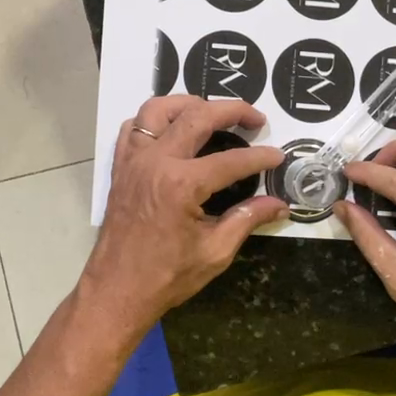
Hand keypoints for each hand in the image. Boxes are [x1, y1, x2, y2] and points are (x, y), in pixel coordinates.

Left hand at [80, 95, 287, 340]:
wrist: (116, 292)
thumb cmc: (166, 277)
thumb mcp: (215, 252)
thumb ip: (247, 219)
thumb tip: (280, 205)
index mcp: (181, 185)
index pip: (232, 160)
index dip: (260, 157)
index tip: (278, 157)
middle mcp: (156, 162)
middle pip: (197, 116)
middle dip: (232, 111)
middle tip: (256, 120)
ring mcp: (133, 161)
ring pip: (159, 109)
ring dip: (189, 104)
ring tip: (212, 114)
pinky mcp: (120, 168)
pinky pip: (134, 127)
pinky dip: (155, 120)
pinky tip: (173, 130)